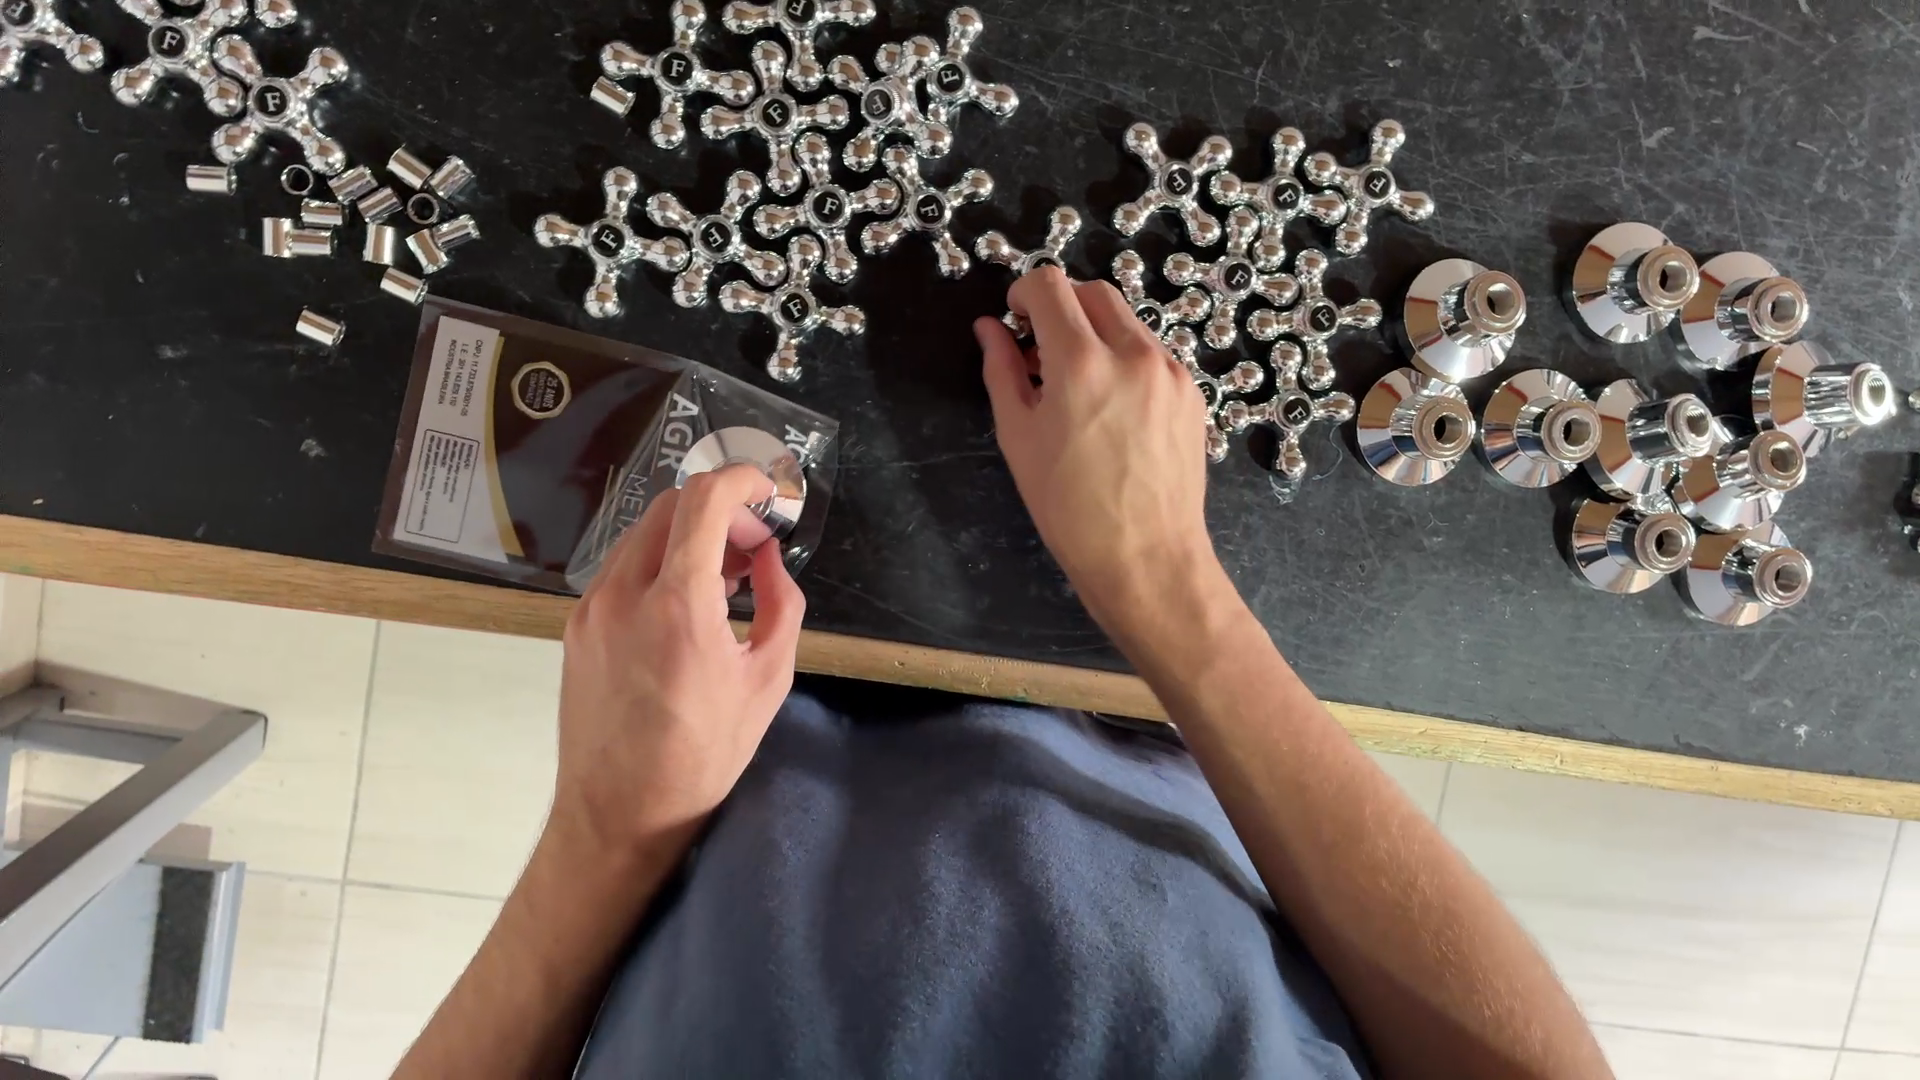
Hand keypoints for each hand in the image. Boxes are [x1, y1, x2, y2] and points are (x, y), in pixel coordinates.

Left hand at [553, 465, 804, 851]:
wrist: (620, 813)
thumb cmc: (706, 753)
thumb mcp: (769, 678)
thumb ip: (779, 603)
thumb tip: (769, 556)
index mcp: (678, 606)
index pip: (703, 502)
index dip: (742, 481)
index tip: (769, 493)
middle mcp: (624, 593)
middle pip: (670, 506)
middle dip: (721, 509)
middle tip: (755, 546)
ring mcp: (591, 607)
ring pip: (643, 532)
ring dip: (690, 534)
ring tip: (725, 577)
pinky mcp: (577, 625)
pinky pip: (624, 566)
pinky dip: (662, 561)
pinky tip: (687, 602)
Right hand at [976, 268, 1224, 637]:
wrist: (1144, 555)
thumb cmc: (1067, 507)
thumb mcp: (1018, 438)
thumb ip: (1001, 371)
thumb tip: (989, 328)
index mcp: (1081, 362)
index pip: (1050, 285)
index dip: (1023, 293)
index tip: (1015, 321)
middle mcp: (1133, 352)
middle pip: (1093, 292)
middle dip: (1060, 306)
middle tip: (1040, 350)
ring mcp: (1170, 370)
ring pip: (1126, 320)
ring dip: (1094, 332)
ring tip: (1077, 385)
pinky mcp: (1190, 392)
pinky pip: (1151, 353)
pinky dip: (1124, 359)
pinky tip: (1112, 407)